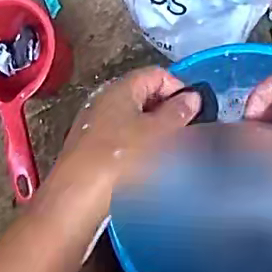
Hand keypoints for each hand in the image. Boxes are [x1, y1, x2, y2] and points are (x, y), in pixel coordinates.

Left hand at [37, 67, 200, 232]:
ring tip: (169, 150)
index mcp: (120, 88)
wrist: (78, 197)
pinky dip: (137, 144)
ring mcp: (94, 123)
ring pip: (133, 117)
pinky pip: (121, 136)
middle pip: (144, 94)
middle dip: (167, 110)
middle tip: (185, 131)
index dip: (179, 88)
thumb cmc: (120, 158)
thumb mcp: (157, 133)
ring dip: (154, 129)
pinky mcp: (90, 147)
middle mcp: (104, 99)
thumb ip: (178, 112)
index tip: (194, 111)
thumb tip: (191, 97)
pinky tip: (145, 164)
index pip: (157, 74)